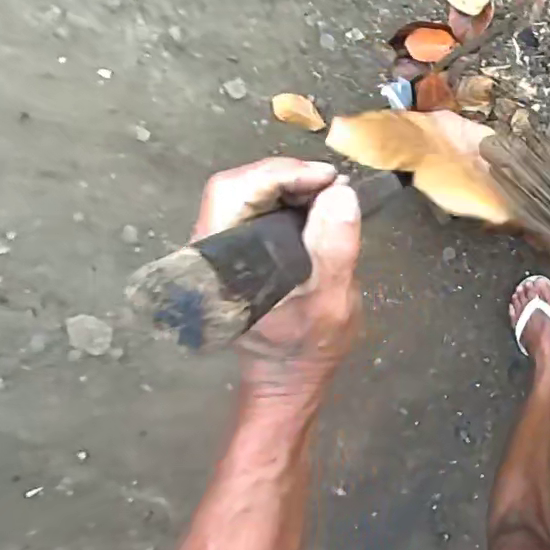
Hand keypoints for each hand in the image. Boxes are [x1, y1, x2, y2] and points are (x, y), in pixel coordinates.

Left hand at [192, 158, 361, 388]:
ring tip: (329, 191)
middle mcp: (210, 251)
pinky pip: (255, 209)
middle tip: (332, 183)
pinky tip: (315, 204)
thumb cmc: (311, 344)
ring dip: (289, 185)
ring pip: (245, 195)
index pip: (234, 192)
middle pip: (236, 188)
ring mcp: (220, 250)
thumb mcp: (333, 299)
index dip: (280, 174)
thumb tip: (340, 193)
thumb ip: (334, 248)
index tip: (328, 179)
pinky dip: (287, 199)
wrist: (290, 375)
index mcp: (221, 263)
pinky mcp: (235, 252)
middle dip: (287, 176)